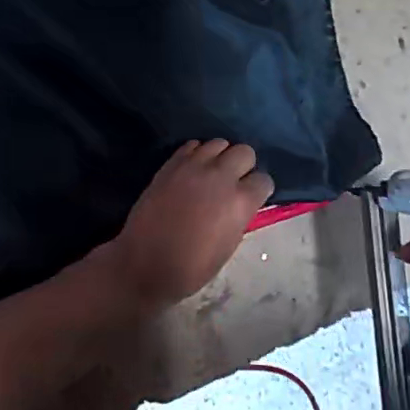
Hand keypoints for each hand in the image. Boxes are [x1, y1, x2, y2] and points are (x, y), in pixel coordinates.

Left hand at [107, 139, 273, 304]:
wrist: (145, 264)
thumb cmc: (192, 267)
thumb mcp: (229, 245)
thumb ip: (240, 216)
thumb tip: (243, 203)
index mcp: (240, 202)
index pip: (264, 180)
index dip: (259, 190)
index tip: (252, 198)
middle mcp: (221, 177)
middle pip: (245, 152)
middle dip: (243, 166)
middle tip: (233, 182)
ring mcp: (194, 167)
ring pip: (219, 143)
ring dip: (220, 157)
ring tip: (211, 173)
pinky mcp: (172, 164)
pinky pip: (192, 145)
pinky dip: (196, 154)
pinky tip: (192, 171)